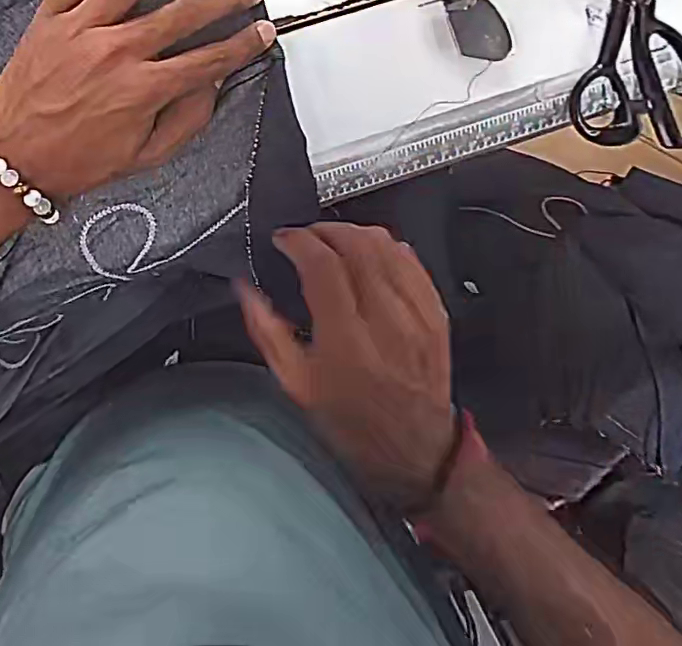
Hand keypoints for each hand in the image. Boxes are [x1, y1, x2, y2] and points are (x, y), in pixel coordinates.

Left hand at [0, 0, 273, 253]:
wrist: (15, 158)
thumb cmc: (76, 159)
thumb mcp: (144, 155)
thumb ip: (186, 119)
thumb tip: (213, 84)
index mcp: (141, 90)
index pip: (209, 57)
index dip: (244, 43)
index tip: (260, 31)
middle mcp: (115, 53)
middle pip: (184, 12)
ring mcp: (80, 29)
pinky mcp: (51, 18)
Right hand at [237, 223, 454, 509]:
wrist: (414, 451)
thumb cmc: (353, 422)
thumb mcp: (296, 384)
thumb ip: (267, 330)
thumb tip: (245, 291)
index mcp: (346, 342)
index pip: (323, 265)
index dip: (298, 241)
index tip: (284, 240)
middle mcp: (387, 324)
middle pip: (356, 245)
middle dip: (323, 230)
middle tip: (305, 238)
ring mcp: (417, 317)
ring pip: (385, 245)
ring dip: (352, 233)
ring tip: (333, 242)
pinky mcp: (436, 315)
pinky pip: (411, 260)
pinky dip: (385, 247)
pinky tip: (370, 253)